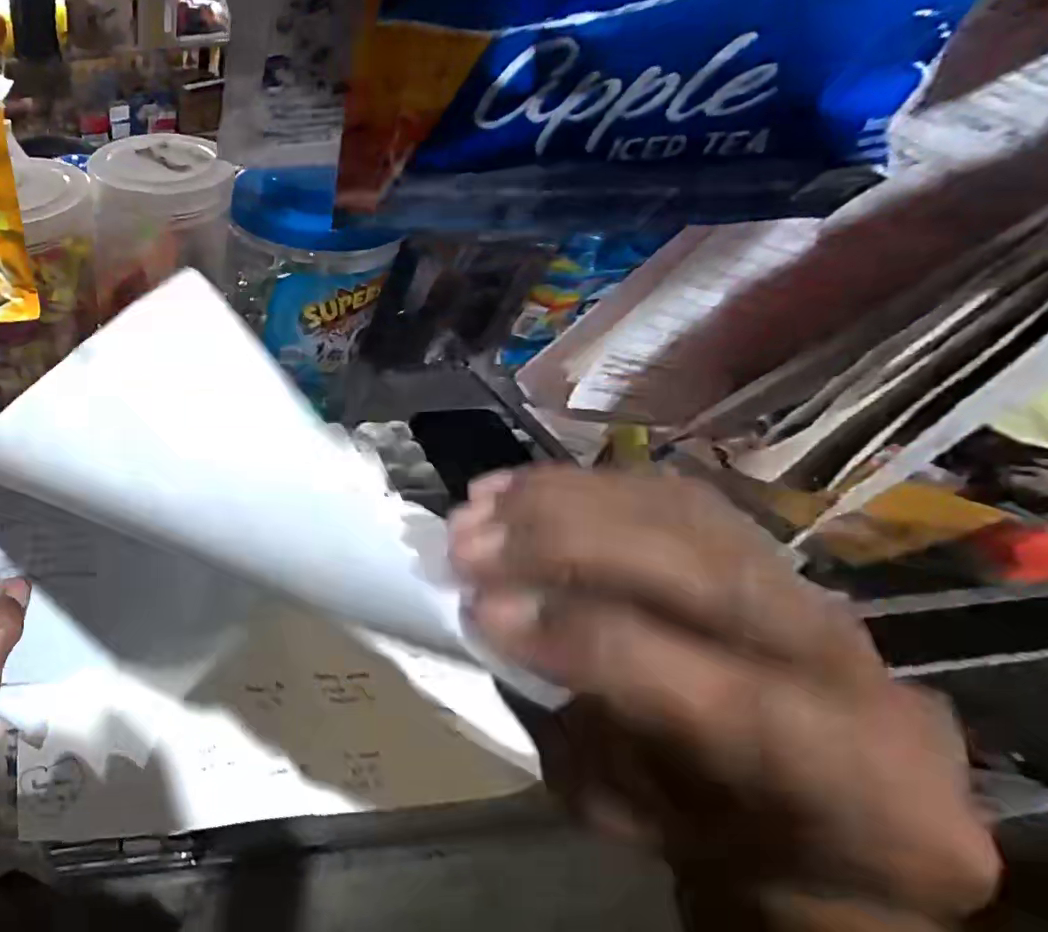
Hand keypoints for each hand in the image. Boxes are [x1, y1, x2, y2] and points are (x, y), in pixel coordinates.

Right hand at [449, 467, 996, 923]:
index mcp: (842, 777)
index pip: (721, 693)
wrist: (810, 793)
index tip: (479, 613)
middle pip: (706, 573)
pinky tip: (506, 490)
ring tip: (473, 508)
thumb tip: (497, 624)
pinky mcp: (753, 544)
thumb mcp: (633, 812)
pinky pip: (661, 493)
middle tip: (462, 547)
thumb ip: (567, 727)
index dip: (585, 640)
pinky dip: (572, 484)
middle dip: (565, 547)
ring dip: (556, 501)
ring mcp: (803, 588)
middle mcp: (840, 665)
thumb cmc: (704, 821)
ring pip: (682, 514)